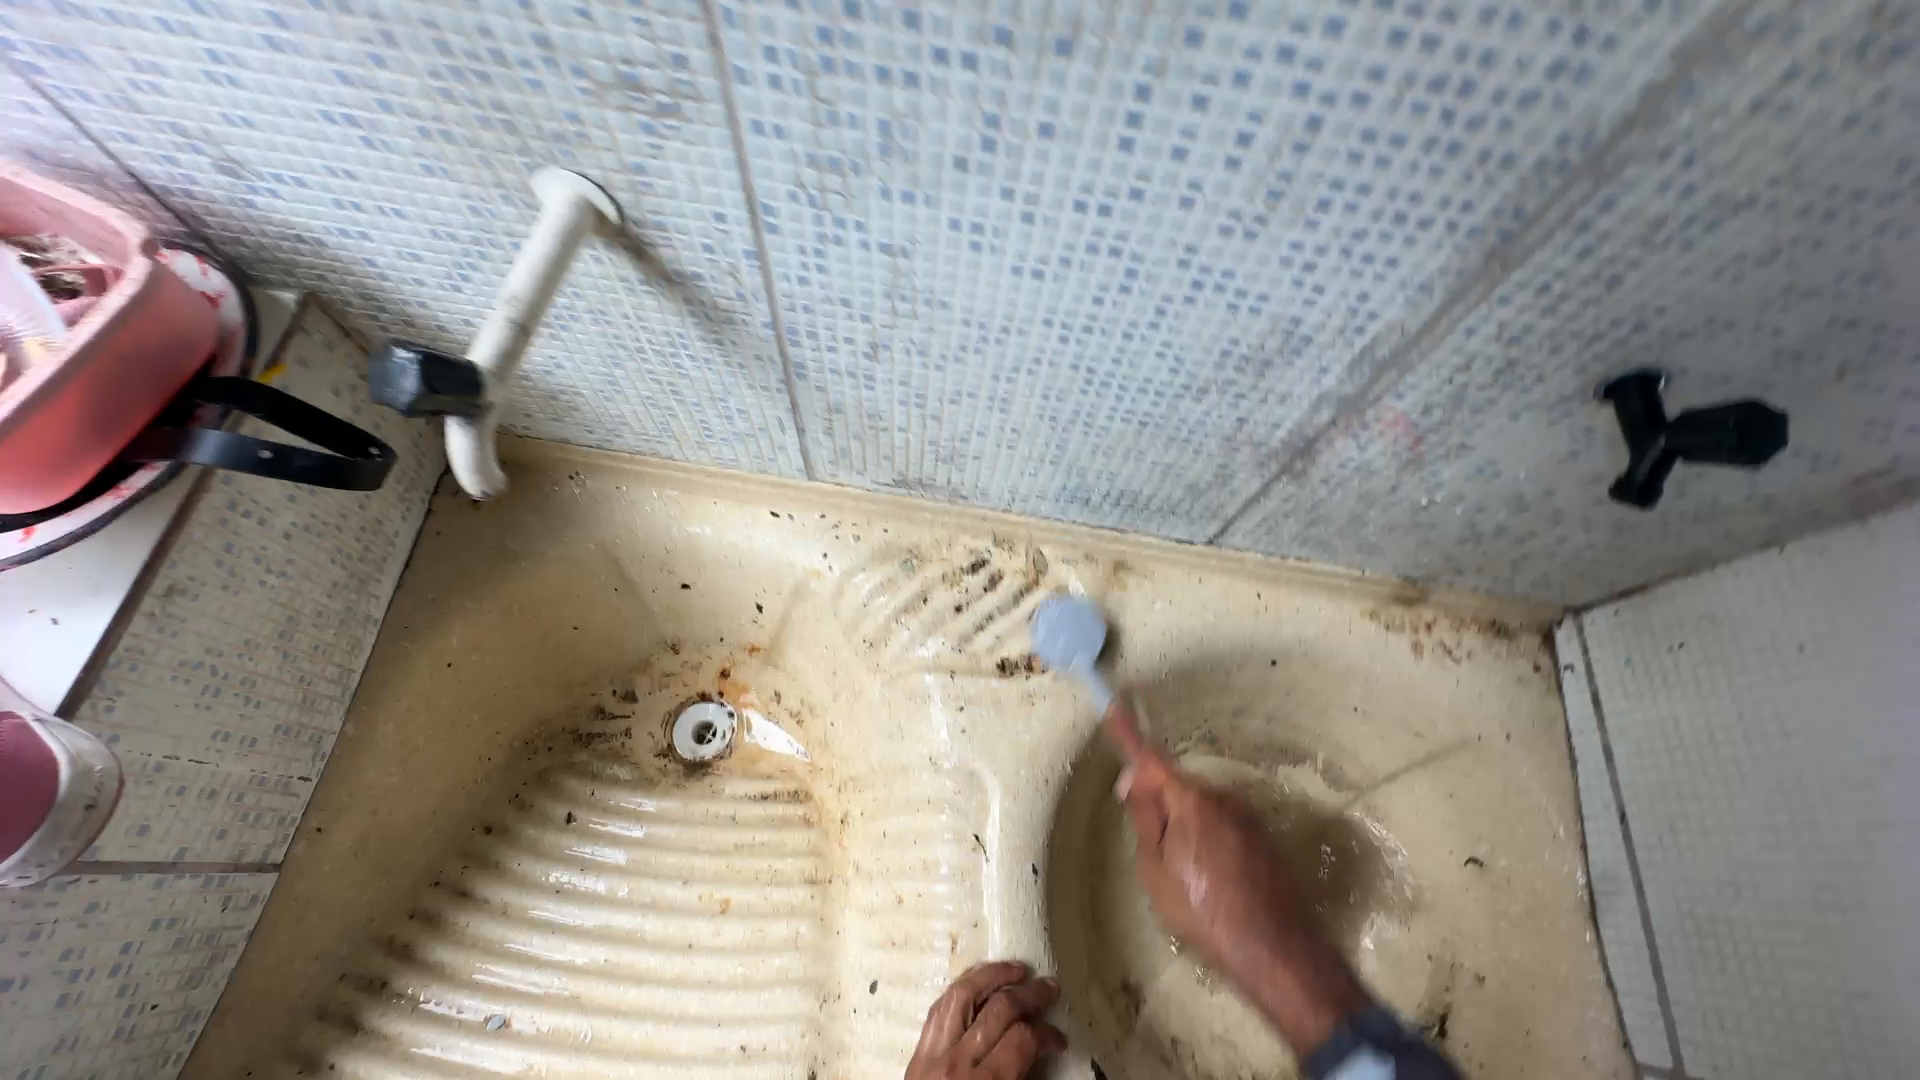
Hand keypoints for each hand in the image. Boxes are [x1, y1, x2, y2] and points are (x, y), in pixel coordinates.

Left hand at [906, 961, 1066, 1079]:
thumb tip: (1041, 1054)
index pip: (1022, 1041)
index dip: (1047, 1034)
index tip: (1059, 1038)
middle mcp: (956, 1063)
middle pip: (998, 1009)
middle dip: (1029, 994)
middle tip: (1051, 989)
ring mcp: (933, 1053)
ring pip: (964, 994)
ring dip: (994, 976)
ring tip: (1018, 970)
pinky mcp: (917, 1050)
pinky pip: (940, 1006)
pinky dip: (963, 987)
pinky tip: (980, 981)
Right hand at [1104, 695, 1367, 1054]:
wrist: (1275, 950)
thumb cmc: (1203, 911)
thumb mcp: (1156, 868)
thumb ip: (1145, 817)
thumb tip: (1134, 778)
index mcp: (1191, 801)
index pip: (1151, 759)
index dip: (1130, 735)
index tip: (1115, 707)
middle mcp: (1222, 797)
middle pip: (1178, 787)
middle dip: (1161, 804)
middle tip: (1153, 850)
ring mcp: (1247, 816)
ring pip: (1201, 809)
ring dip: (1187, 827)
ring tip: (1188, 879)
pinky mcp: (1263, 837)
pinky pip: (1222, 825)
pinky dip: (1210, 840)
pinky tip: (1213, 880)